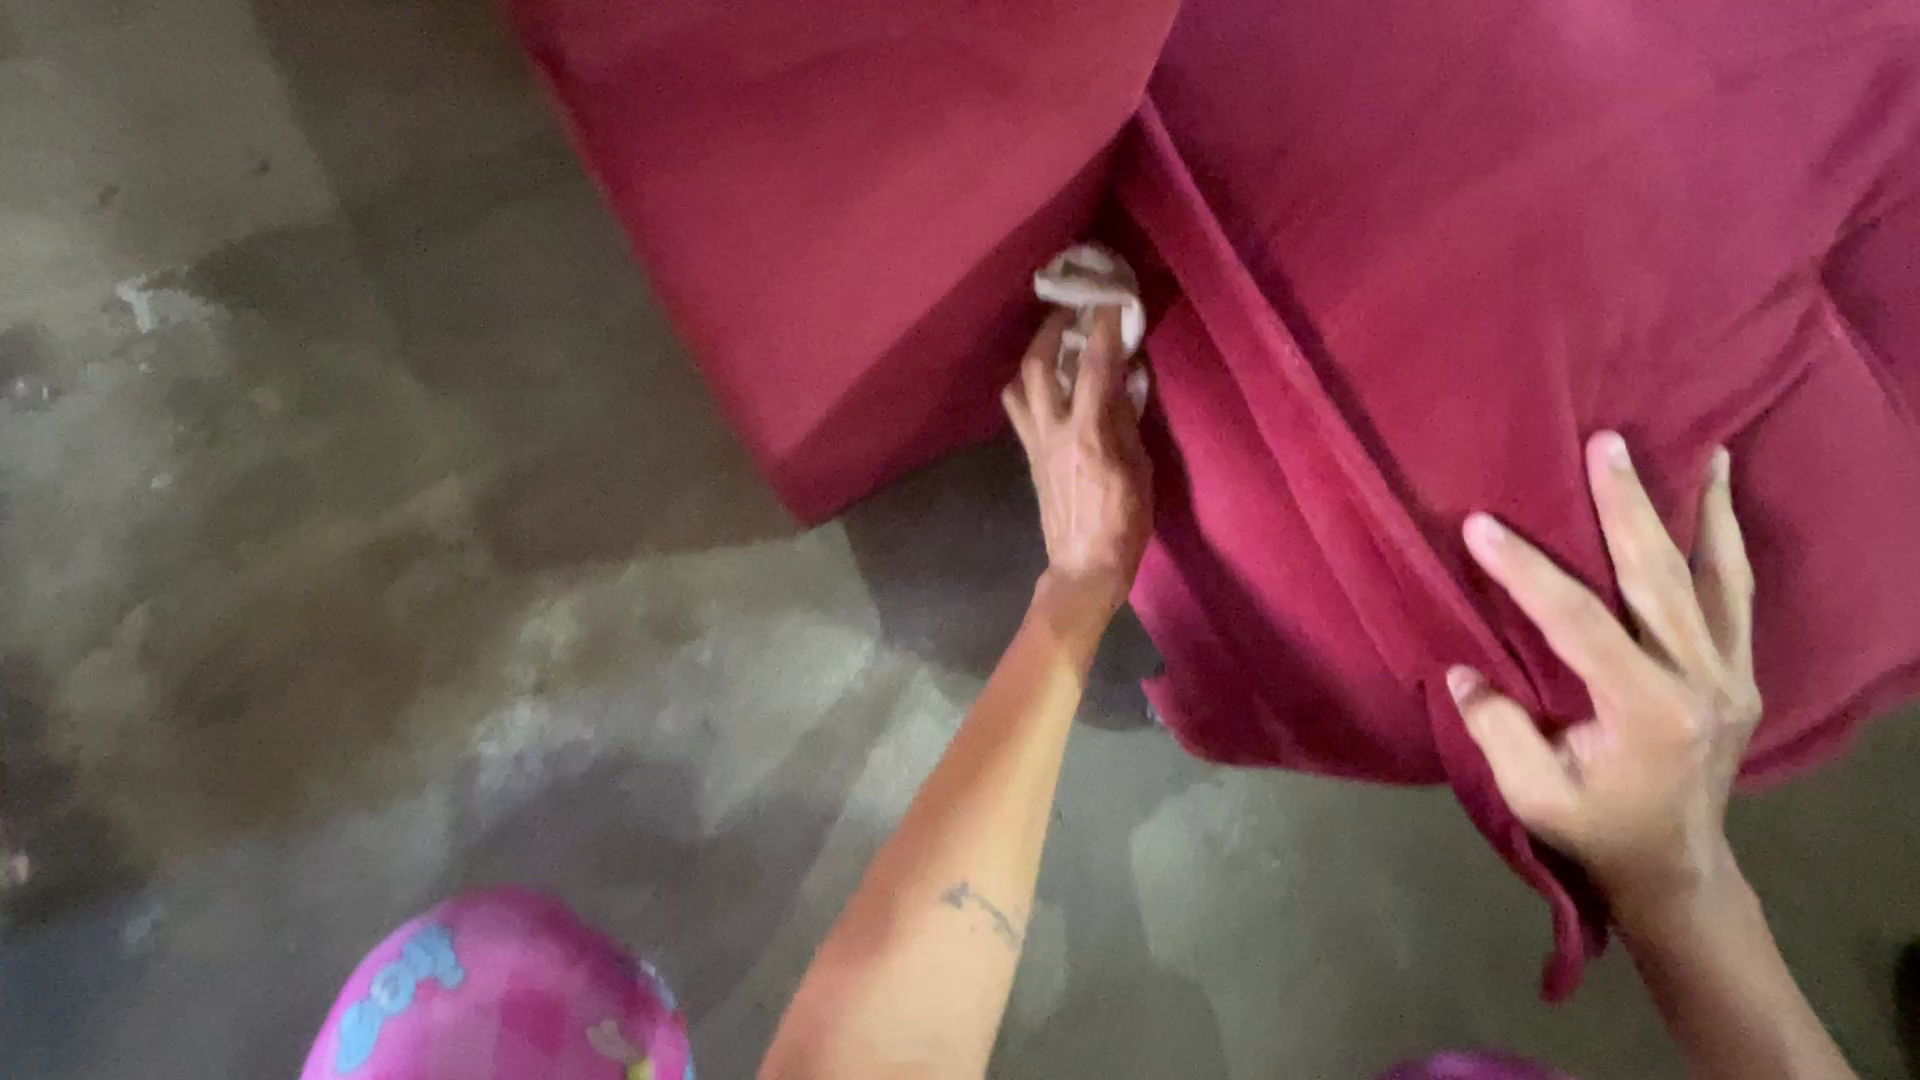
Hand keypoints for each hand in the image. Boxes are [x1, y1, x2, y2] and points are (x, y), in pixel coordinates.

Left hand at [1002, 307, 1152, 628]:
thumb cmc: (1123, 524)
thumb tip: (1118, 383)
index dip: (1103, 328)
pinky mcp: (1030, 456)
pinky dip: (1029, 388)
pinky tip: (1046, 384)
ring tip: (1052, 345)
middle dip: (1051, 330)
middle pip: (1038, 367)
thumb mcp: (1138, 472)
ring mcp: (1035, 444)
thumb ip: (1125, 423)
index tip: (1111, 299)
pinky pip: (1019, 411)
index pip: (1094, 368)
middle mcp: (1053, 432)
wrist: (1083, 565)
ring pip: (1018, 387)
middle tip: (1070, 311)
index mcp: (1087, 435)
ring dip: (1032, 358)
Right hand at [1449, 432, 1760, 911]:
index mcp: (1648, 710)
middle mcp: (1703, 682)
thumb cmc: (1593, 830)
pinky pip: (1736, 597)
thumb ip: (1497, 729)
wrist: (1675, 868)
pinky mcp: (1738, 674)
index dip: (1525, 571)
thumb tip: (1463, 671)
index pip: (1578, 622)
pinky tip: (1718, 507)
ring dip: (1699, 512)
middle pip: (1659, 579)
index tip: (1481, 527)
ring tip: (1697, 451)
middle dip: (1626, 508)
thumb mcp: (1530, 792)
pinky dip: (1727, 545)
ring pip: (1716, 578)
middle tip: (1605, 445)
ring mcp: (1732, 675)